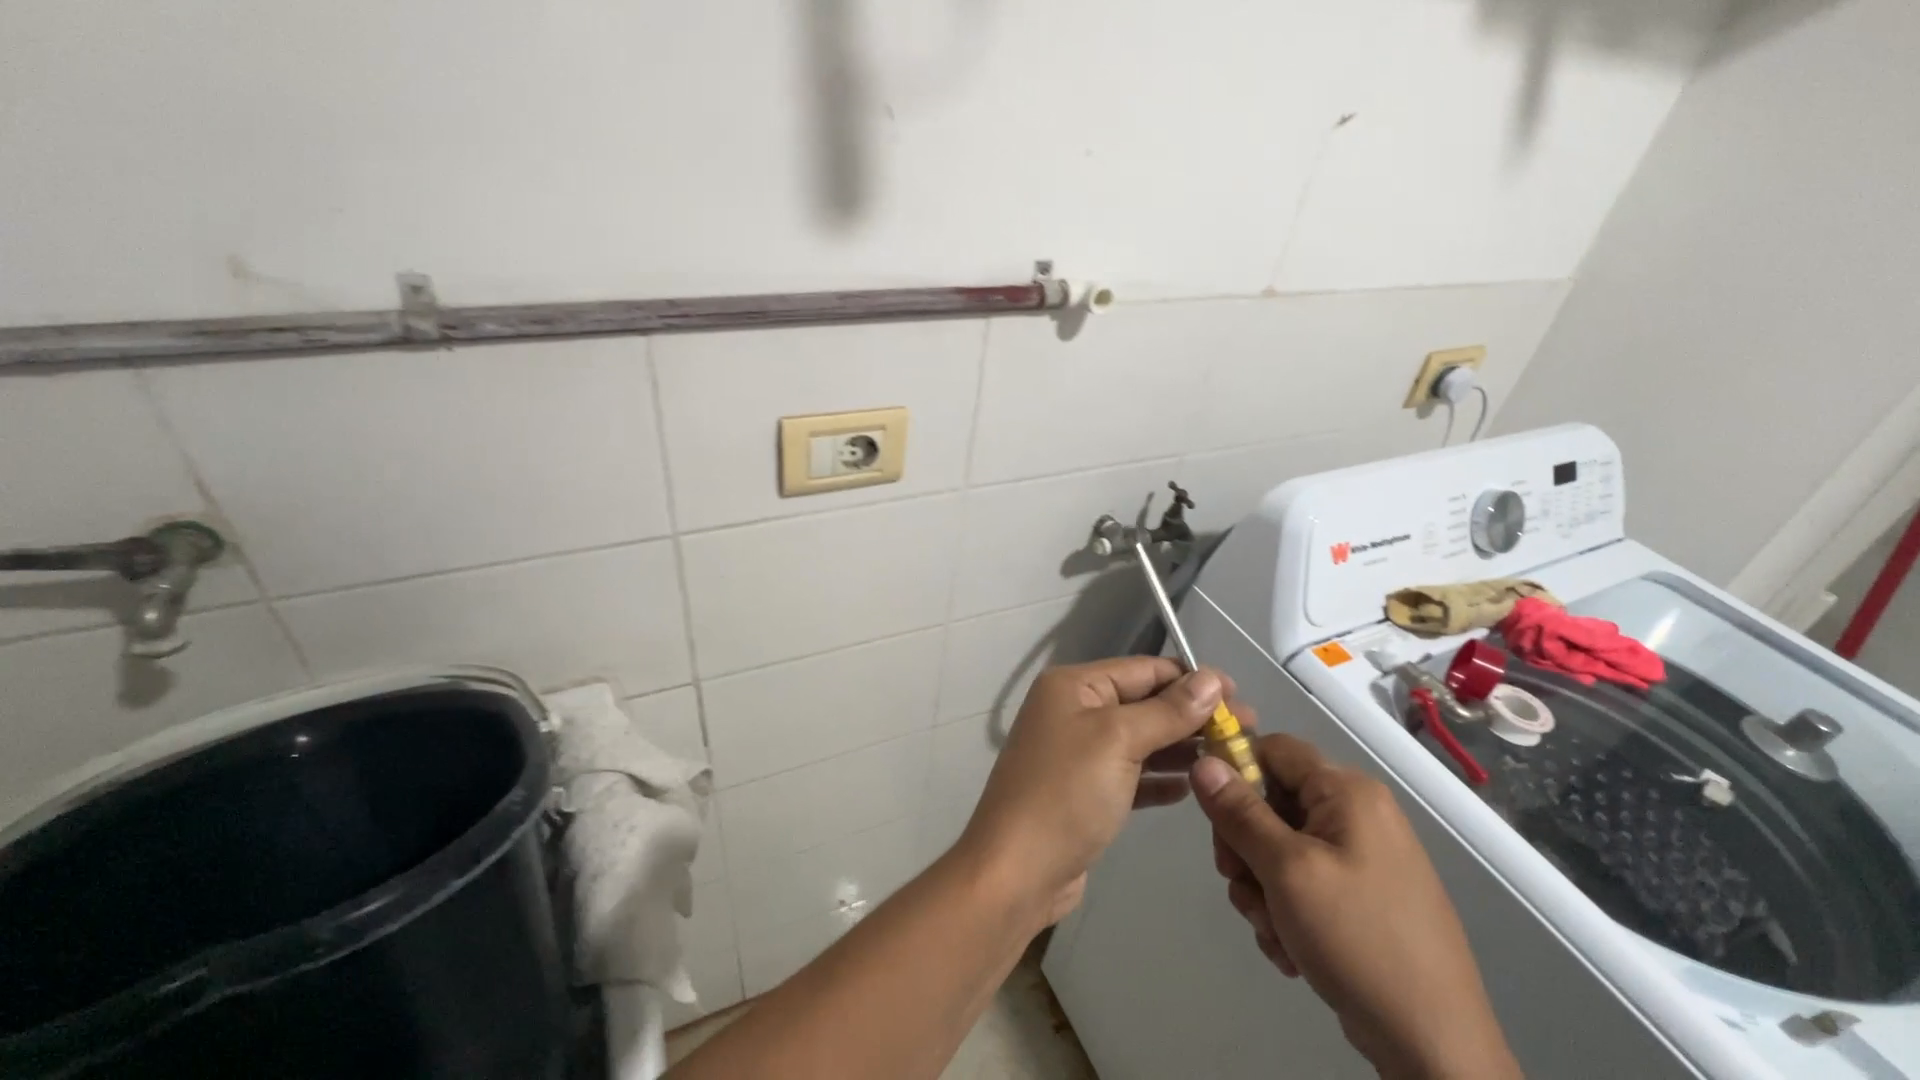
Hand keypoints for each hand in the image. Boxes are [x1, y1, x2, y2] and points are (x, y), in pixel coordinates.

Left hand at [957, 657, 1232, 927]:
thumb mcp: (1119, 741)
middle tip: (1248, 733)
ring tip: (1232, 759)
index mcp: (1074, 687)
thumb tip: (1212, 680)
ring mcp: (1078, 754)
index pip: (1145, 669)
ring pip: (1141, 740)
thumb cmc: (1066, 794)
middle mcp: (1074, 712)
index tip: (1242, 698)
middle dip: (1193, 716)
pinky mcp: (1085, 793)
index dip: (1194, 680)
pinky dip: (1160, 778)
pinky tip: (1192, 788)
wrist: (1017, 872)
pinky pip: (1131, 775)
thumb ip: (1168, 710)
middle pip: (1145, 703)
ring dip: (1182, 747)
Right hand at [1191, 735, 1520, 1079]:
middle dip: (1246, 849)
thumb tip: (1203, 760)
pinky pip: (1303, 886)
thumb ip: (1240, 812)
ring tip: (1274, 930)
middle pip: (1272, 804)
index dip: (1235, 772)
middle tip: (1240, 884)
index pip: (1274, 749)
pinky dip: (1287, 913)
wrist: (1430, 1036)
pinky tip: (1291, 950)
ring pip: (1280, 851)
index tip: (1211, 816)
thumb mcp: (1286, 870)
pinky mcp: (1362, 899)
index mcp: (1347, 792)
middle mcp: (1357, 815)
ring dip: (1262, 890)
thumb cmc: (1356, 936)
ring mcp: (1362, 860)